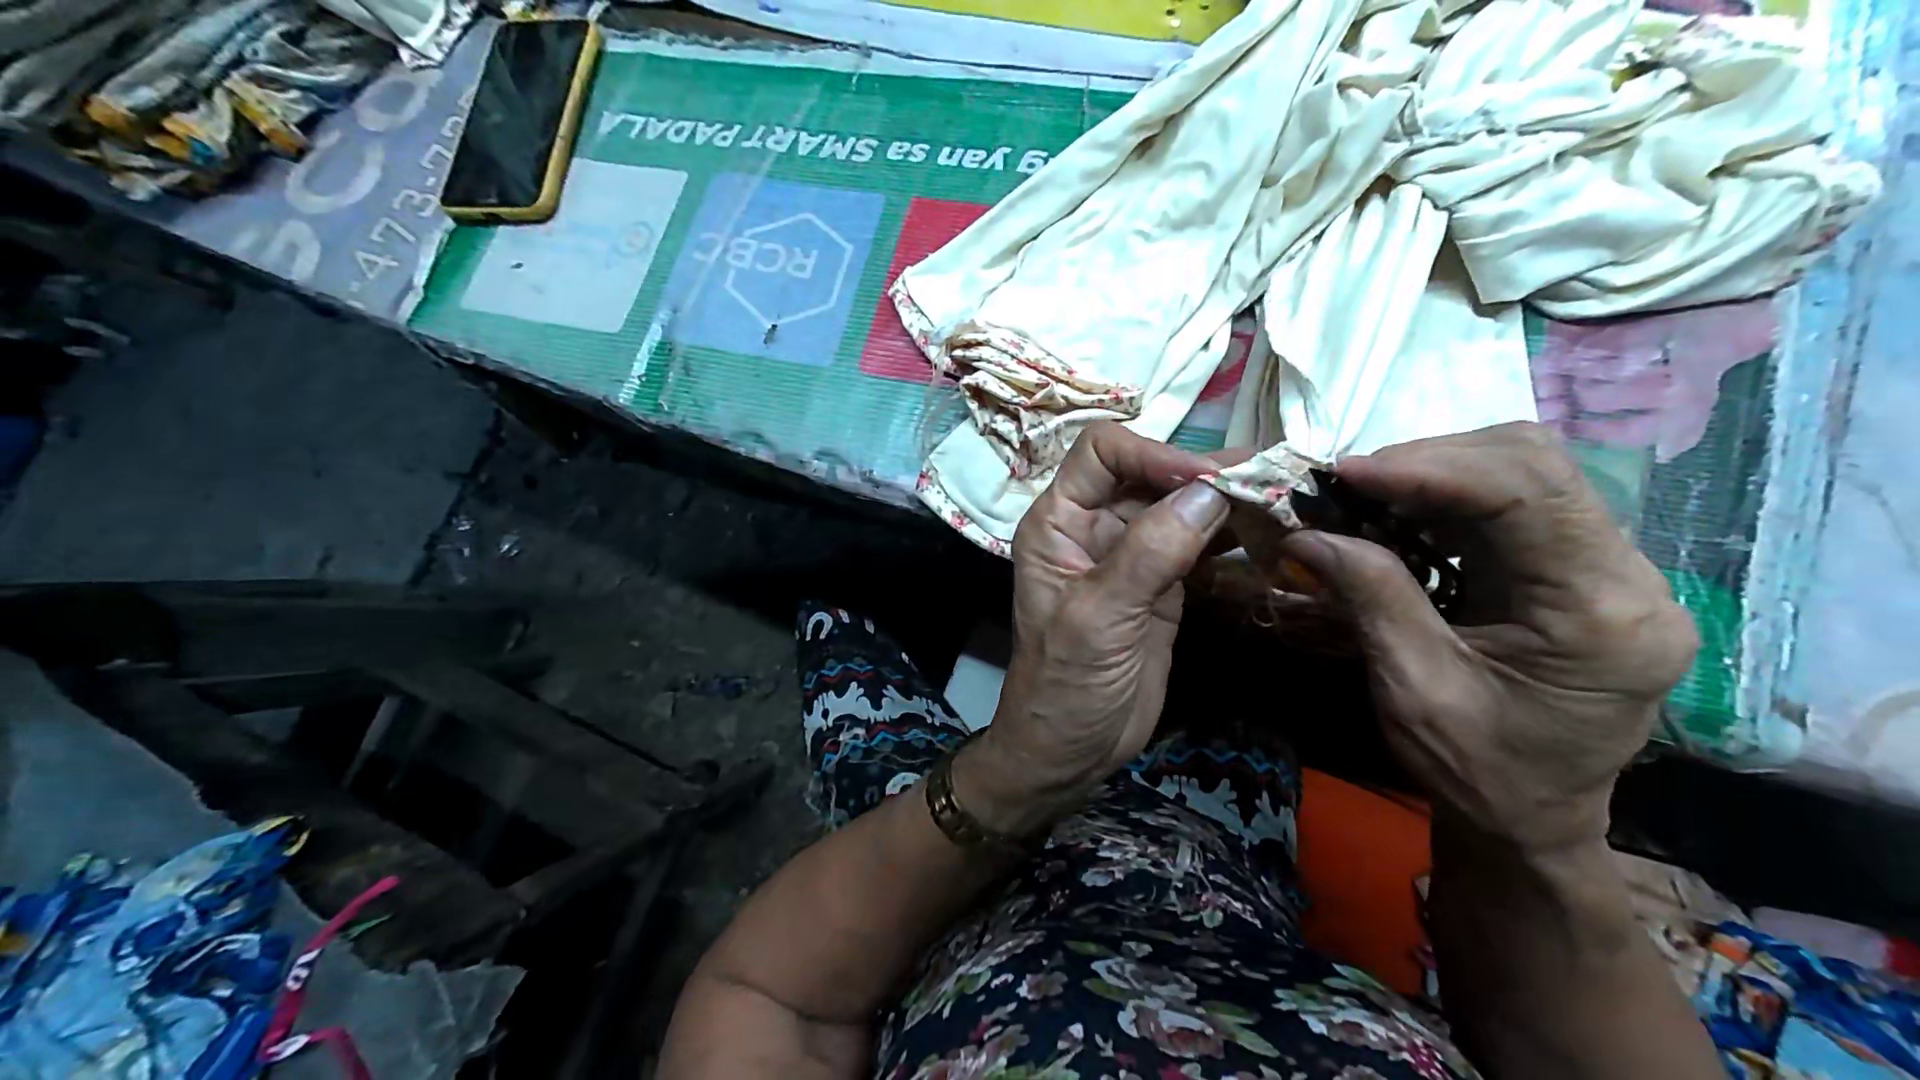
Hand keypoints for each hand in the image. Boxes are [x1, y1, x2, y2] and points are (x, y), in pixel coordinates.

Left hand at [956, 422, 1232, 835]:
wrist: (1071, 750)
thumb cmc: (1066, 686)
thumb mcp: (1099, 618)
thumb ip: (1149, 554)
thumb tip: (1208, 492)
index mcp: (1058, 522)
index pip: (1102, 453)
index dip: (1153, 455)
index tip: (1207, 481)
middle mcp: (1092, 526)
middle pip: (1149, 473)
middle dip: (1203, 474)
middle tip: (1271, 478)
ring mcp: (1130, 552)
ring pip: (1179, 505)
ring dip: (1225, 500)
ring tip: (1281, 498)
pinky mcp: (1162, 581)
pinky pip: (1197, 542)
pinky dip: (1230, 534)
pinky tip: (1267, 532)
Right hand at [1277, 422, 1697, 852]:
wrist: (1533, 819)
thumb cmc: (1477, 771)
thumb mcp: (1412, 690)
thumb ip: (1371, 599)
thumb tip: (1305, 534)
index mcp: (1599, 615)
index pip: (1528, 495)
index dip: (1429, 468)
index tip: (1343, 472)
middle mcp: (1626, 578)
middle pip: (1535, 465)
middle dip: (1429, 461)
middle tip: (1346, 484)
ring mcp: (1610, 569)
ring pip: (1526, 472)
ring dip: (1435, 471)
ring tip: (1365, 494)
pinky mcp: (1579, 569)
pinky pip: (1515, 502)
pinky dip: (1445, 495)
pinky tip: (1397, 511)